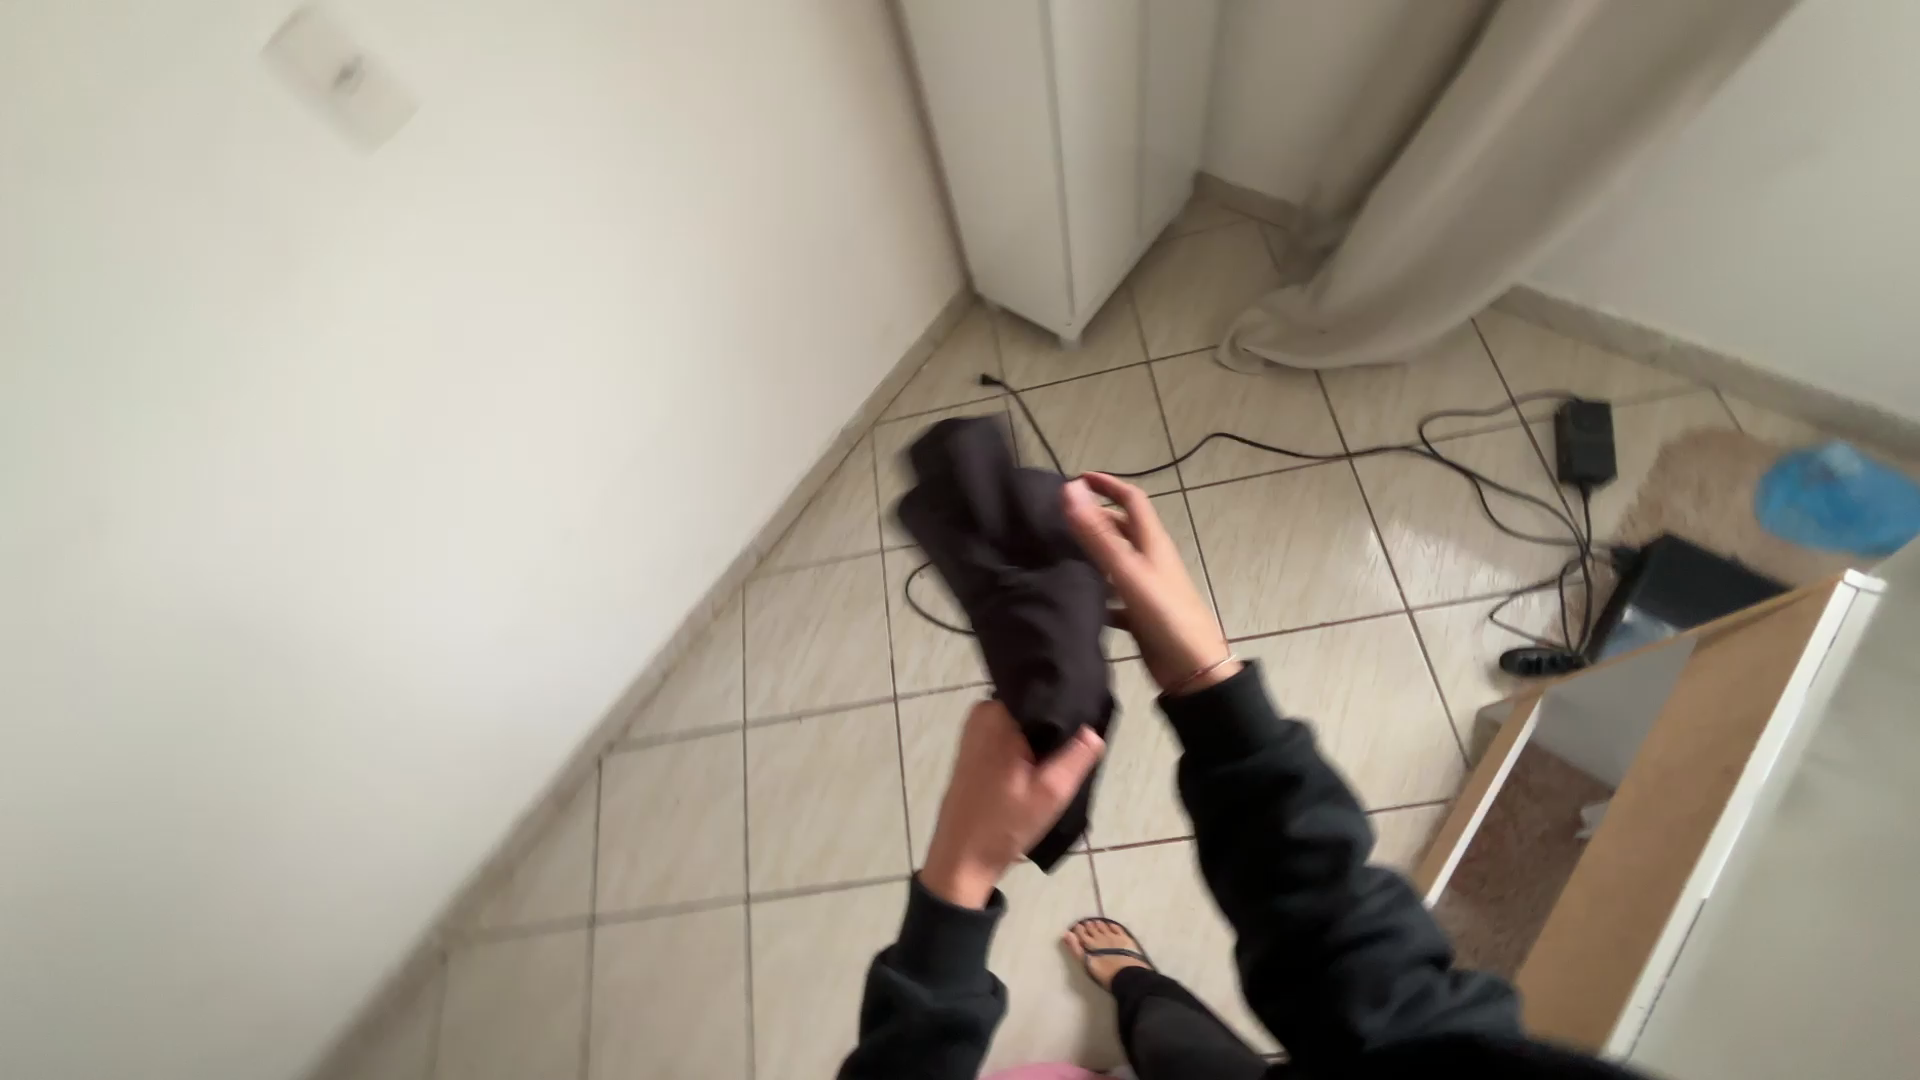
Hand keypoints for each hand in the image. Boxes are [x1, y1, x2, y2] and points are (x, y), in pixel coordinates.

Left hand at [921, 701, 1104, 908]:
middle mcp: (982, 713)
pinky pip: (1009, 734)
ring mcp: (975, 729)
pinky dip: (1025, 747)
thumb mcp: (1049, 793)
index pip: (1043, 695)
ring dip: (1041, 740)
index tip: (1087, 727)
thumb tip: (1094, 729)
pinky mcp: (973, 746)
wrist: (961, 858)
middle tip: (1078, 749)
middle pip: (1033, 709)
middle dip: (1055, 727)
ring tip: (1062, 759)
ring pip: (1023, 724)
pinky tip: (1040, 766)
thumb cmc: (1003, 823)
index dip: (1067, 710)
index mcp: (997, 714)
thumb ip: (1076, 757)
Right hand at [1064, 472, 1240, 694]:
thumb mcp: (1127, 570)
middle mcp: (1150, 560)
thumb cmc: (1164, 614)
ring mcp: (1146, 587)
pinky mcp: (1140, 614)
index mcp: (1152, 543)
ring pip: (1115, 562)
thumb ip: (1097, 533)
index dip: (1108, 485)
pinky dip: (1097, 593)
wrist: (1193, 669)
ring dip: (1092, 554)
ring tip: (1059, 554)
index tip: (1079, 478)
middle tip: (1060, 519)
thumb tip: (1070, 488)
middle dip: (1095, 518)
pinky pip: (1113, 597)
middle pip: (1122, 529)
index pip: (1132, 500)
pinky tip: (1076, 600)